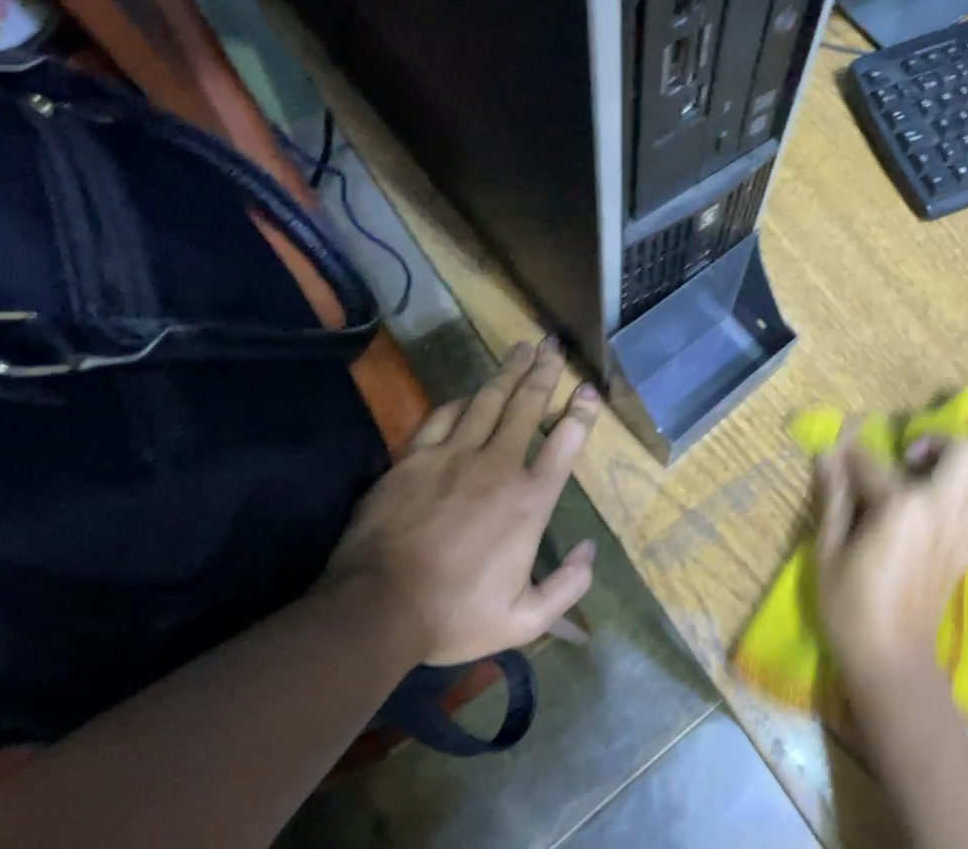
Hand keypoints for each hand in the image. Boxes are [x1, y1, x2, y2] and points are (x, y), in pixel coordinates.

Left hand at [323, 338, 599, 664]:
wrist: (376, 609)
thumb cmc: (455, 615)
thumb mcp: (526, 620)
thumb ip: (569, 586)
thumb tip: (590, 550)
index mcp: (530, 501)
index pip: (565, 443)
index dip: (582, 411)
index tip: (589, 388)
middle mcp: (497, 467)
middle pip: (527, 407)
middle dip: (544, 373)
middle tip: (553, 346)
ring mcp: (451, 458)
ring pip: (487, 401)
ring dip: (507, 372)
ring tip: (522, 349)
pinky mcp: (413, 460)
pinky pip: (442, 417)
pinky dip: (460, 401)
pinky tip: (467, 394)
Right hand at [812, 435, 967, 690]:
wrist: (890, 662)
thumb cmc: (849, 609)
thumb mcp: (828, 551)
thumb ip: (833, 497)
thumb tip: (827, 454)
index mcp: (903, 506)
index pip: (874, 462)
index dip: (849, 457)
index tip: (834, 458)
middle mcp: (942, 511)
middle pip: (966, 450)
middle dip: (936, 442)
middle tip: (904, 461)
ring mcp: (962, 534)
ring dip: (959, 471)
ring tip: (925, 483)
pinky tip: (954, 516)